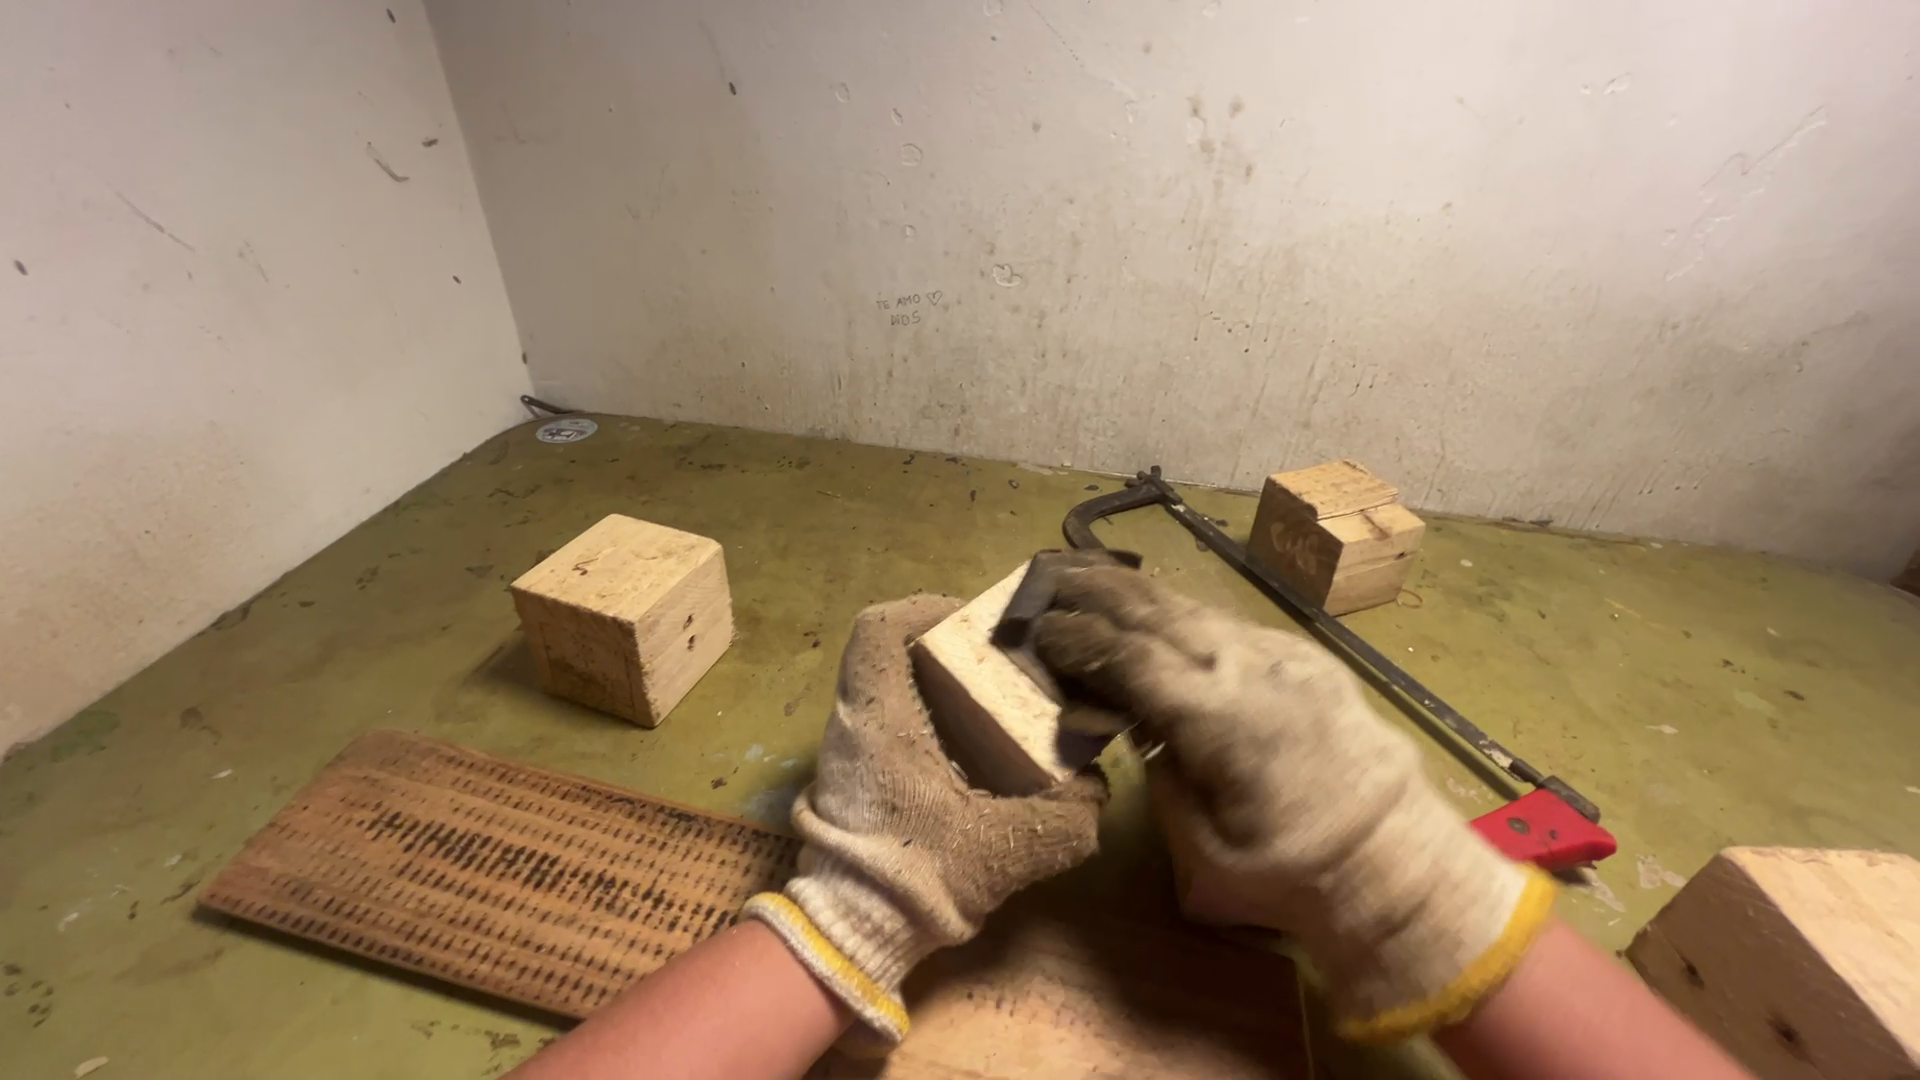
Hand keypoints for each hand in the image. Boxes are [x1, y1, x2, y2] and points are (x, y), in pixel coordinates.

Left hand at [745, 595, 1108, 1046]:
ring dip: (932, 679)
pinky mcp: (851, 774)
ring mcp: (846, 748)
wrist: (850, 936)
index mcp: (880, 718)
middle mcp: (855, 722)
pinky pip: (886, 717)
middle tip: (993, 660)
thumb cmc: (912, 878)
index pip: (878, 630)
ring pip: (887, 684)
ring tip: (988, 697)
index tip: (968, 620)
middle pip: (888, 652)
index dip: (922, 610)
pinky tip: (968, 745)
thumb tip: (1095, 787)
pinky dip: (923, 713)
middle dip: (940, 645)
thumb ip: (1064, 819)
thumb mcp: (1002, 850)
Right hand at [1031, 566, 1555, 1042]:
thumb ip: (1154, 768)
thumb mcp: (1200, 842)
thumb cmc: (1286, 869)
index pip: (1131, 659)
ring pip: (1188, 606)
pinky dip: (1171, 610)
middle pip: (1155, 612)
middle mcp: (1247, 667)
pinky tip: (1145, 607)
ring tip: (1083, 574)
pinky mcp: (1296, 651)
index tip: (1037, 631)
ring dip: (1130, 590)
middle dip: (1093, 592)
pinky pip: (1219, 620)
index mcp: (1221, 719)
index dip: (1078, 641)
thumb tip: (1119, 716)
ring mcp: (1276, 652)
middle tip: (1044, 578)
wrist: (1393, 857)